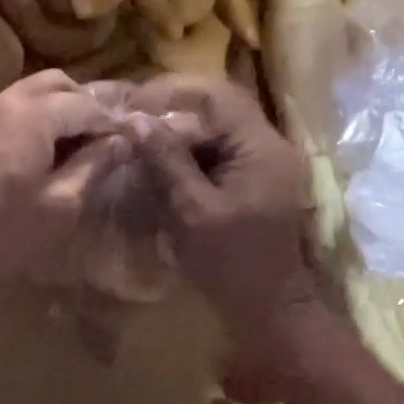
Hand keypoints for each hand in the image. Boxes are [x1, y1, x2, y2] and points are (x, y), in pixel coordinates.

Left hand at [0, 70, 127, 282]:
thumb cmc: (9, 230)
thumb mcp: (63, 202)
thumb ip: (96, 163)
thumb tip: (123, 140)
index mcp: (31, 116)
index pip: (84, 104)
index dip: (111, 121)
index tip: (133, 139)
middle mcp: (6, 101)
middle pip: (57, 83)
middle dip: (86, 103)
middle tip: (107, 136)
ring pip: (34, 89)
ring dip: (62, 105)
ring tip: (82, 140)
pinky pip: (15, 103)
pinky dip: (39, 112)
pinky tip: (50, 145)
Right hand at [124, 76, 318, 337]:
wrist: (270, 310)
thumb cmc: (231, 264)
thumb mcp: (191, 211)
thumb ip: (166, 160)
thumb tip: (133, 117)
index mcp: (262, 147)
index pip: (217, 95)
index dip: (173, 92)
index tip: (133, 104)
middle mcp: (271, 145)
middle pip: (220, 107)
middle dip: (174, 110)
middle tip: (132, 121)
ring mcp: (267, 163)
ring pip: (219, 128)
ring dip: (181, 130)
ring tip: (141, 140)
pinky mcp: (257, 180)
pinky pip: (222, 151)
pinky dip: (192, 152)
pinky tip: (163, 163)